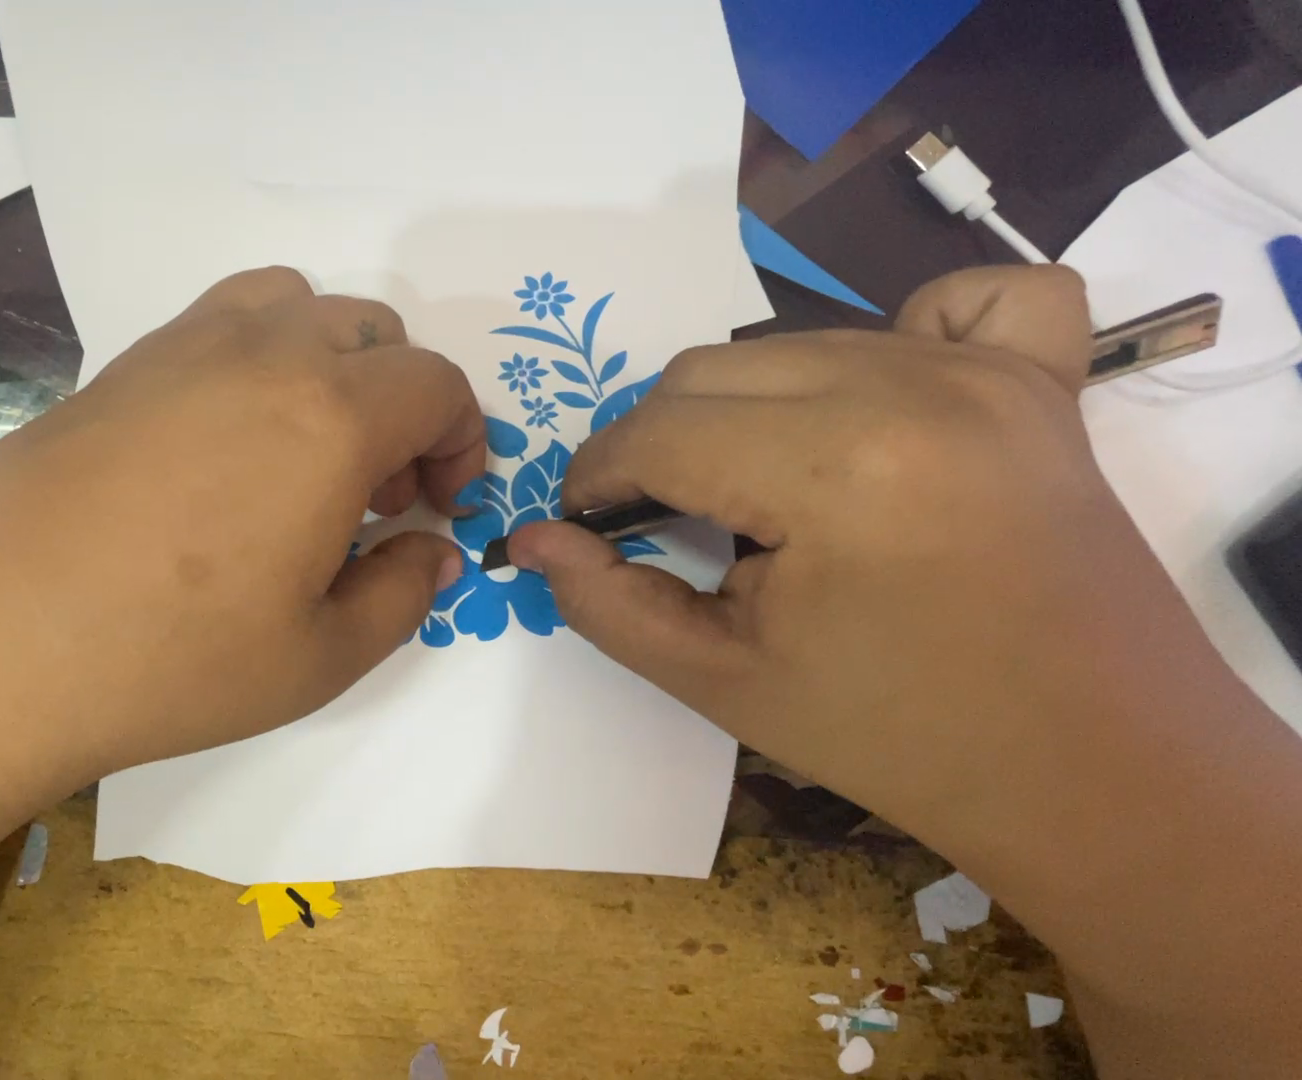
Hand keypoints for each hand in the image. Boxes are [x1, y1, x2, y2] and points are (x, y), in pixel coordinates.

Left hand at [0, 266, 481, 817]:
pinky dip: (260, 358)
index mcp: (332, 417)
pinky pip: (222, 323)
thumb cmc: (170, 661)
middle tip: (375, 492)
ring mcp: (185, 346)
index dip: (462, 440)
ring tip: (305, 451)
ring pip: (296, 307)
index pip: (436, 385)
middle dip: (402, 405)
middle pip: (374, 334)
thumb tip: (432, 549)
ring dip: (332, 365)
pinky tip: (226, 446)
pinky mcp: (122, 364)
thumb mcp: (321, 657)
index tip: (441, 504)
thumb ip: (403, 593)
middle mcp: (266, 354)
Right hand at [508, 266, 1229, 838]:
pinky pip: (973, 298)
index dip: (595, 478)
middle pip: (707, 372)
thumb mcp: (717, 681)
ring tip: (753, 489)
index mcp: (836, 472)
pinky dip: (907, 329)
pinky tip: (878, 397)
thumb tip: (531, 539)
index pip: (656, 434)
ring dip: (740, 408)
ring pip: (790, 342)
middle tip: (659, 519)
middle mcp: (914, 390)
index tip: (585, 523)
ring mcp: (991, 373)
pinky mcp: (1044, 382)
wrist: (1095, 775)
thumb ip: (604, 601)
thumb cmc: (892, 737)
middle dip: (653, 444)